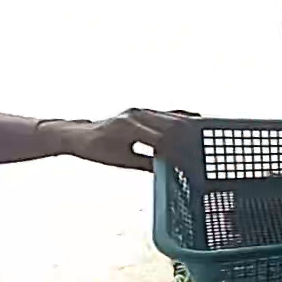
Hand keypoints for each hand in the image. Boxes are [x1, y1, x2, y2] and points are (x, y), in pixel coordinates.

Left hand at [43, 109, 191, 169]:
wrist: (76, 135)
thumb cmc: (96, 149)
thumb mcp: (123, 161)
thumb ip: (148, 164)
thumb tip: (170, 170)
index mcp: (130, 128)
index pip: (164, 139)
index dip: (178, 150)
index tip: (190, 159)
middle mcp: (137, 116)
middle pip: (173, 125)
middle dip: (190, 137)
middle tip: (205, 148)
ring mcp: (140, 111)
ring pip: (173, 117)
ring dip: (190, 125)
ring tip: (205, 135)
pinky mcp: (143, 112)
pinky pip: (167, 113)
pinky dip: (182, 117)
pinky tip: (196, 120)